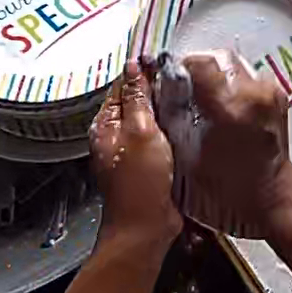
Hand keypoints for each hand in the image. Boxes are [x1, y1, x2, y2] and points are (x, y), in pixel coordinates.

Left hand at [88, 61, 180, 257]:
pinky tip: (185, 125)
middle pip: (137, 101)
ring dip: (166, 110)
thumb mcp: (141, 130)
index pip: (123, 85)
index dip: (142, 72)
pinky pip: (161, 136)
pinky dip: (171, 129)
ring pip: (151, 118)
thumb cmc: (139, 184)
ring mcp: (132, 149)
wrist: (146, 228)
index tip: (162, 64)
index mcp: (106, 124)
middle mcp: (116, 135)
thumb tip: (133, 67)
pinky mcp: (148, 163)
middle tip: (178, 82)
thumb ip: (137, 97)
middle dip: (156, 91)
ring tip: (184, 100)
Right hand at [179, 50, 291, 230]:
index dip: (184, 66)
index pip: (201, 63)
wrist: (273, 196)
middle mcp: (252, 94)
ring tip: (211, 99)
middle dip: (201, 70)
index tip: (175, 77)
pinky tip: (229, 105)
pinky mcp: (277, 93)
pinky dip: (235, 84)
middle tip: (191, 88)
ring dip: (219, 75)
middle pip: (218, 58)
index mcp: (228, 109)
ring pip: (234, 64)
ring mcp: (268, 92)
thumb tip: (162, 90)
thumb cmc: (229, 186)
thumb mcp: (189, 155)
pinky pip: (248, 76)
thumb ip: (175, 117)